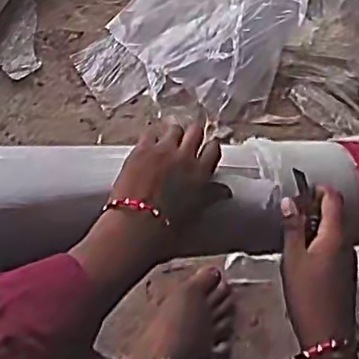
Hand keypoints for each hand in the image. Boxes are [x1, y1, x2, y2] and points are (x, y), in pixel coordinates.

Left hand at [109, 120, 224, 227]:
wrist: (135, 225)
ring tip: (168, 145)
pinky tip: (149, 148)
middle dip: (192, 135)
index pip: (213, 148)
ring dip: (173, 135)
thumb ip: (210, 196)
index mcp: (201, 173)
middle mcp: (185, 156)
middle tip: (187, 144)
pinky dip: (152, 139)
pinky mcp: (142, 148)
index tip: (206, 151)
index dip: (209, 148)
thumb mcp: (195, 213)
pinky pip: (151, 133)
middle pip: (195, 131)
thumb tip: (223, 192)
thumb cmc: (167, 229)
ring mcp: (163, 149)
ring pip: (174, 128)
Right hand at [280, 186, 355, 346]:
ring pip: (334, 230)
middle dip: (313, 207)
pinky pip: (335, 246)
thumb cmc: (308, 297)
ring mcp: (348, 259)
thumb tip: (290, 202)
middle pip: (335, 213)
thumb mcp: (293, 258)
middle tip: (290, 213)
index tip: (298, 193)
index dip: (317, 190)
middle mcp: (347, 244)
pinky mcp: (345, 273)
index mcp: (335, 236)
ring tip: (293, 233)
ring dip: (315, 225)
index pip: (334, 198)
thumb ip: (292, 227)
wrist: (328, 340)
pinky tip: (303, 253)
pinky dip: (320, 241)